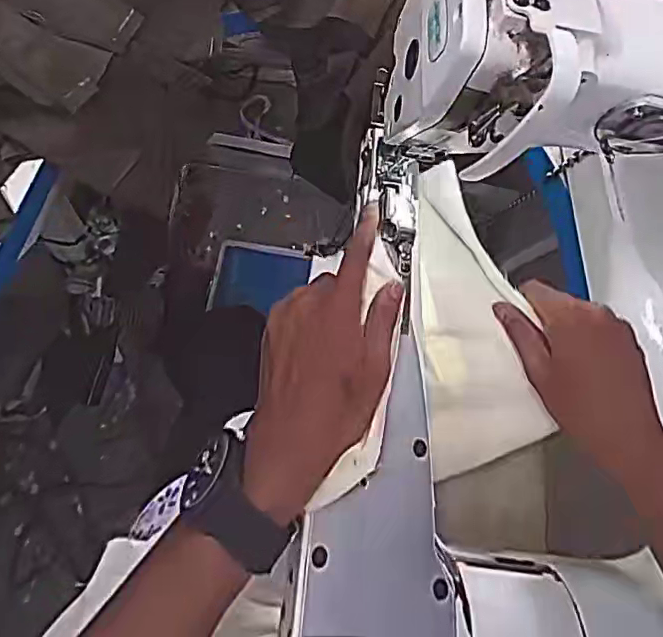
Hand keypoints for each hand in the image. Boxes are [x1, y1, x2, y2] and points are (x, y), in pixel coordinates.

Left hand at [244, 209, 403, 524]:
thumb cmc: (332, 415)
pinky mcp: (271, 330)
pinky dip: (310, 321)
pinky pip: (298, 310)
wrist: (286, 445)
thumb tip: (391, 291)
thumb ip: (383, 320)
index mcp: (338, 312)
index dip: (365, 233)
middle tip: (361, 332)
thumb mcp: (375, 370)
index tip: (370, 216)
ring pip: (317, 296)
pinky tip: (317, 355)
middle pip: (337, 280)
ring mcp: (285, 318)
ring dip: (330, 310)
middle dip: (352, 296)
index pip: (354, 259)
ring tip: (337, 352)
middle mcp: (307, 308)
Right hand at [494, 281, 662, 485]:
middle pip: (558, 299)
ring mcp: (616, 324)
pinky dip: (591, 339)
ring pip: (579, 312)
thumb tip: (505, 310)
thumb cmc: (587, 414)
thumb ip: (519, 334)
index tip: (519, 324)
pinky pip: (600, 325)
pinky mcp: (629, 337)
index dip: (522, 305)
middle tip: (544, 358)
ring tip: (569, 369)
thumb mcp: (540, 373)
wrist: (631, 441)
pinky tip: (589, 371)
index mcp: (570, 316)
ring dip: (570, 330)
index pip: (534, 288)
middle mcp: (596, 312)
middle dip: (547, 322)